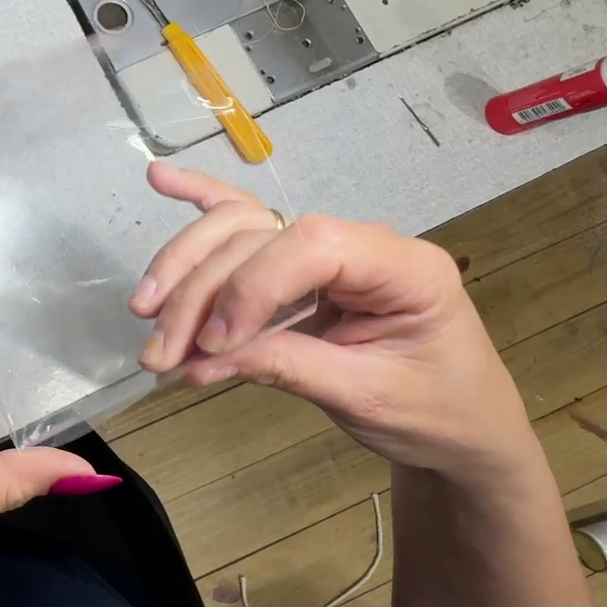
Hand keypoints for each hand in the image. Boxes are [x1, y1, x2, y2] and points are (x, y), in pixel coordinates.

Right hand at [129, 163, 537, 480]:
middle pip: (255, 234)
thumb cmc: (436, 415)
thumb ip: (287, 367)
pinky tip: (160, 178)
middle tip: (159, 352)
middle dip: (199, 292)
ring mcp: (322, 244)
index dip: (249, 288)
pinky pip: (242, 218)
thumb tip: (199, 360)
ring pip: (234, 227)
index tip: (214, 345)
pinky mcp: (294, 259)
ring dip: (181, 269)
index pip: (309, 246)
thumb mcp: (368, 398)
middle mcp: (358, 241)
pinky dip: (198, 197)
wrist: (462, 428)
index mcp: (403, 267)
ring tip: (144, 317)